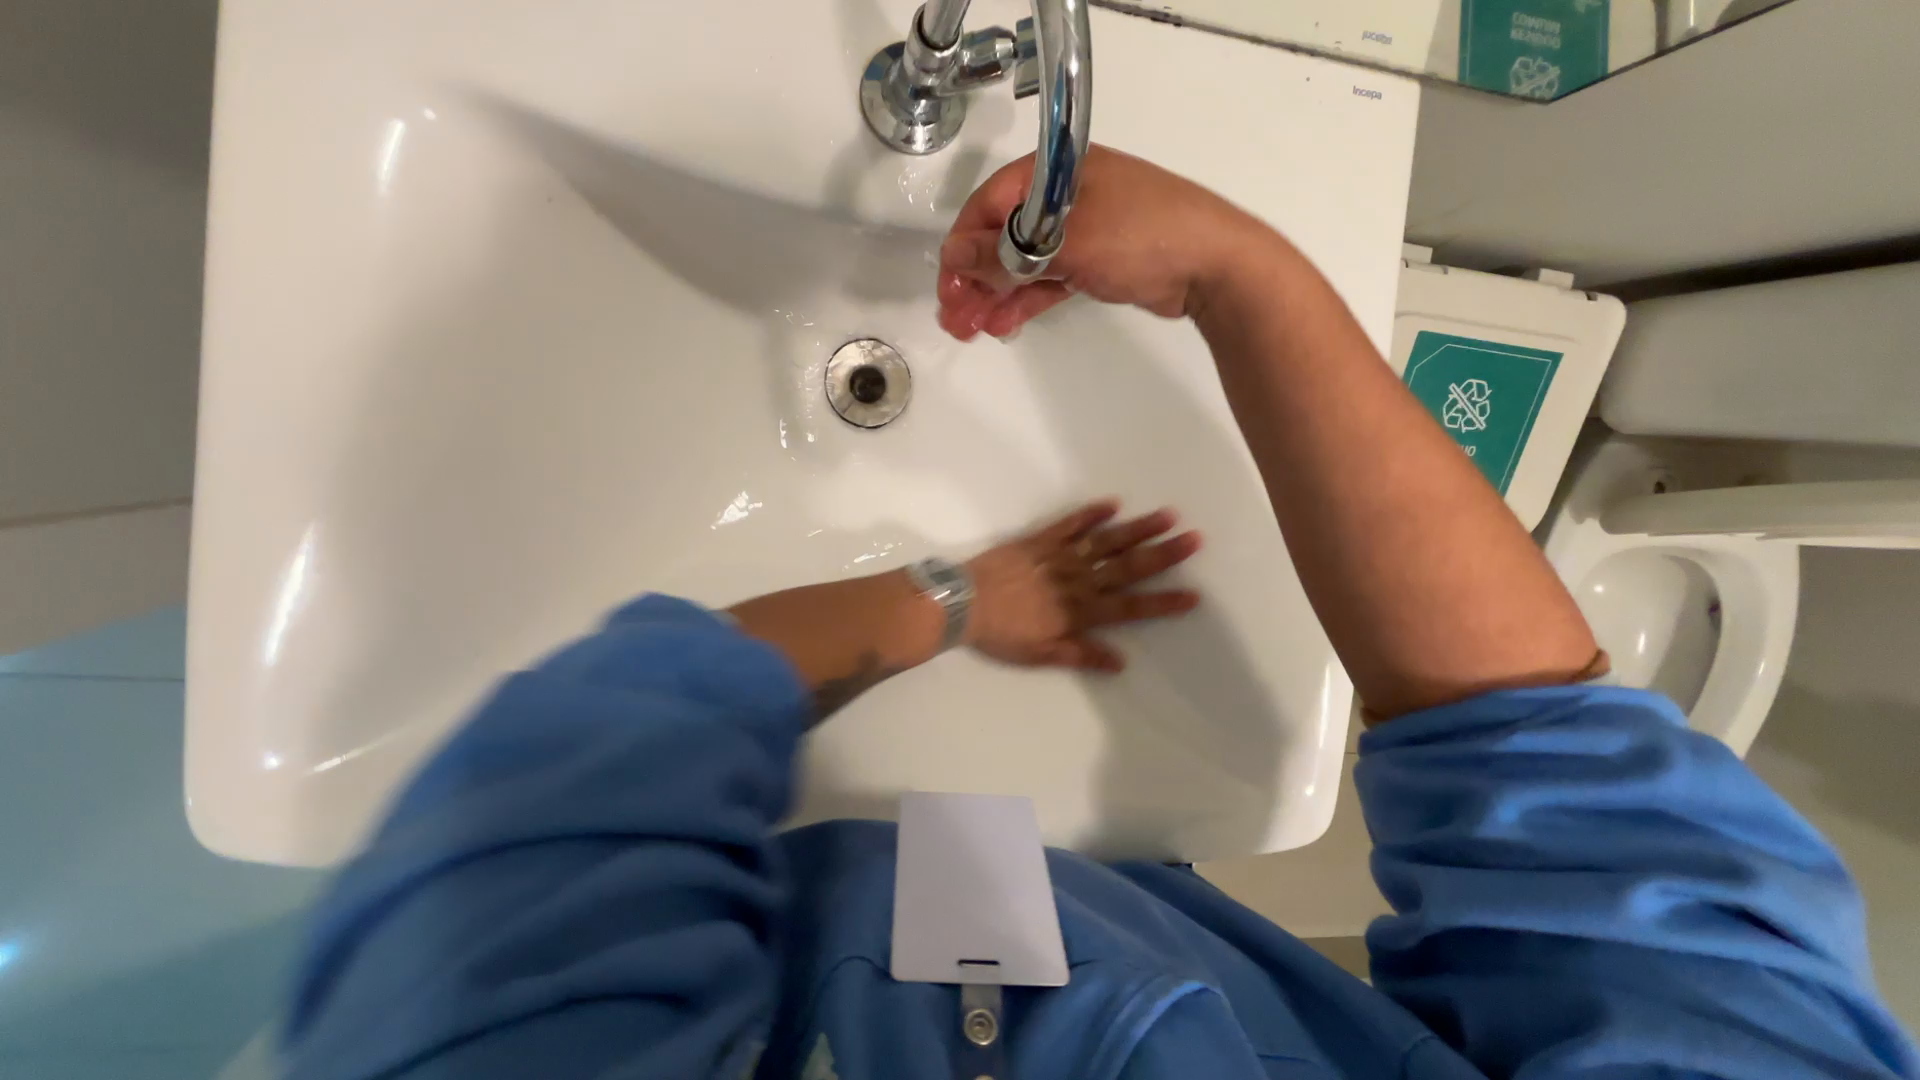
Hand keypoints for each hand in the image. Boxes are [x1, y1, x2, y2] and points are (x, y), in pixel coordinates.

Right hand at [936, 145, 1276, 340]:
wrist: (1216, 265)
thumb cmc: (1142, 238)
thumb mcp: (1067, 245)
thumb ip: (1006, 254)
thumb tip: (954, 258)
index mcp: (1057, 172)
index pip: (990, 204)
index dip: (963, 245)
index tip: (948, 285)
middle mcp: (1066, 196)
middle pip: (1003, 236)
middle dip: (976, 278)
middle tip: (954, 318)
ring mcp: (1084, 229)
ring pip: (1025, 262)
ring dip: (997, 295)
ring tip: (971, 330)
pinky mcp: (1098, 261)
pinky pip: (1050, 279)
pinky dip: (1027, 300)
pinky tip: (1003, 324)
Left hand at [964, 500, 1201, 672]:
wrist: (961, 603)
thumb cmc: (1000, 634)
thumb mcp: (1039, 654)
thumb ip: (1080, 655)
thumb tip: (1120, 662)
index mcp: (1079, 611)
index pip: (1130, 608)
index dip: (1162, 602)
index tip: (1194, 595)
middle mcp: (1077, 581)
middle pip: (1127, 567)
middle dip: (1163, 555)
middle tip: (1195, 540)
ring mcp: (1059, 556)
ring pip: (1105, 541)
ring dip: (1137, 529)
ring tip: (1167, 516)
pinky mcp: (1038, 540)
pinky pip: (1069, 524)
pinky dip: (1090, 513)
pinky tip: (1112, 503)